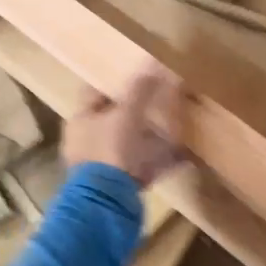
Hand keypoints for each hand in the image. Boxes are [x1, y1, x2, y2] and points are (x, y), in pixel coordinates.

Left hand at [63, 64, 185, 187]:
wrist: (107, 202)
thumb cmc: (111, 150)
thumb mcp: (127, 114)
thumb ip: (141, 90)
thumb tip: (154, 63)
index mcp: (81, 121)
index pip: (93, 92)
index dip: (115, 83)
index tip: (138, 78)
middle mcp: (86, 142)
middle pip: (113, 120)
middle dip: (138, 113)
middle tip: (162, 103)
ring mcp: (102, 166)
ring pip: (129, 145)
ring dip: (152, 138)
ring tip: (177, 129)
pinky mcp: (119, 186)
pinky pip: (143, 168)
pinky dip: (161, 162)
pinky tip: (185, 156)